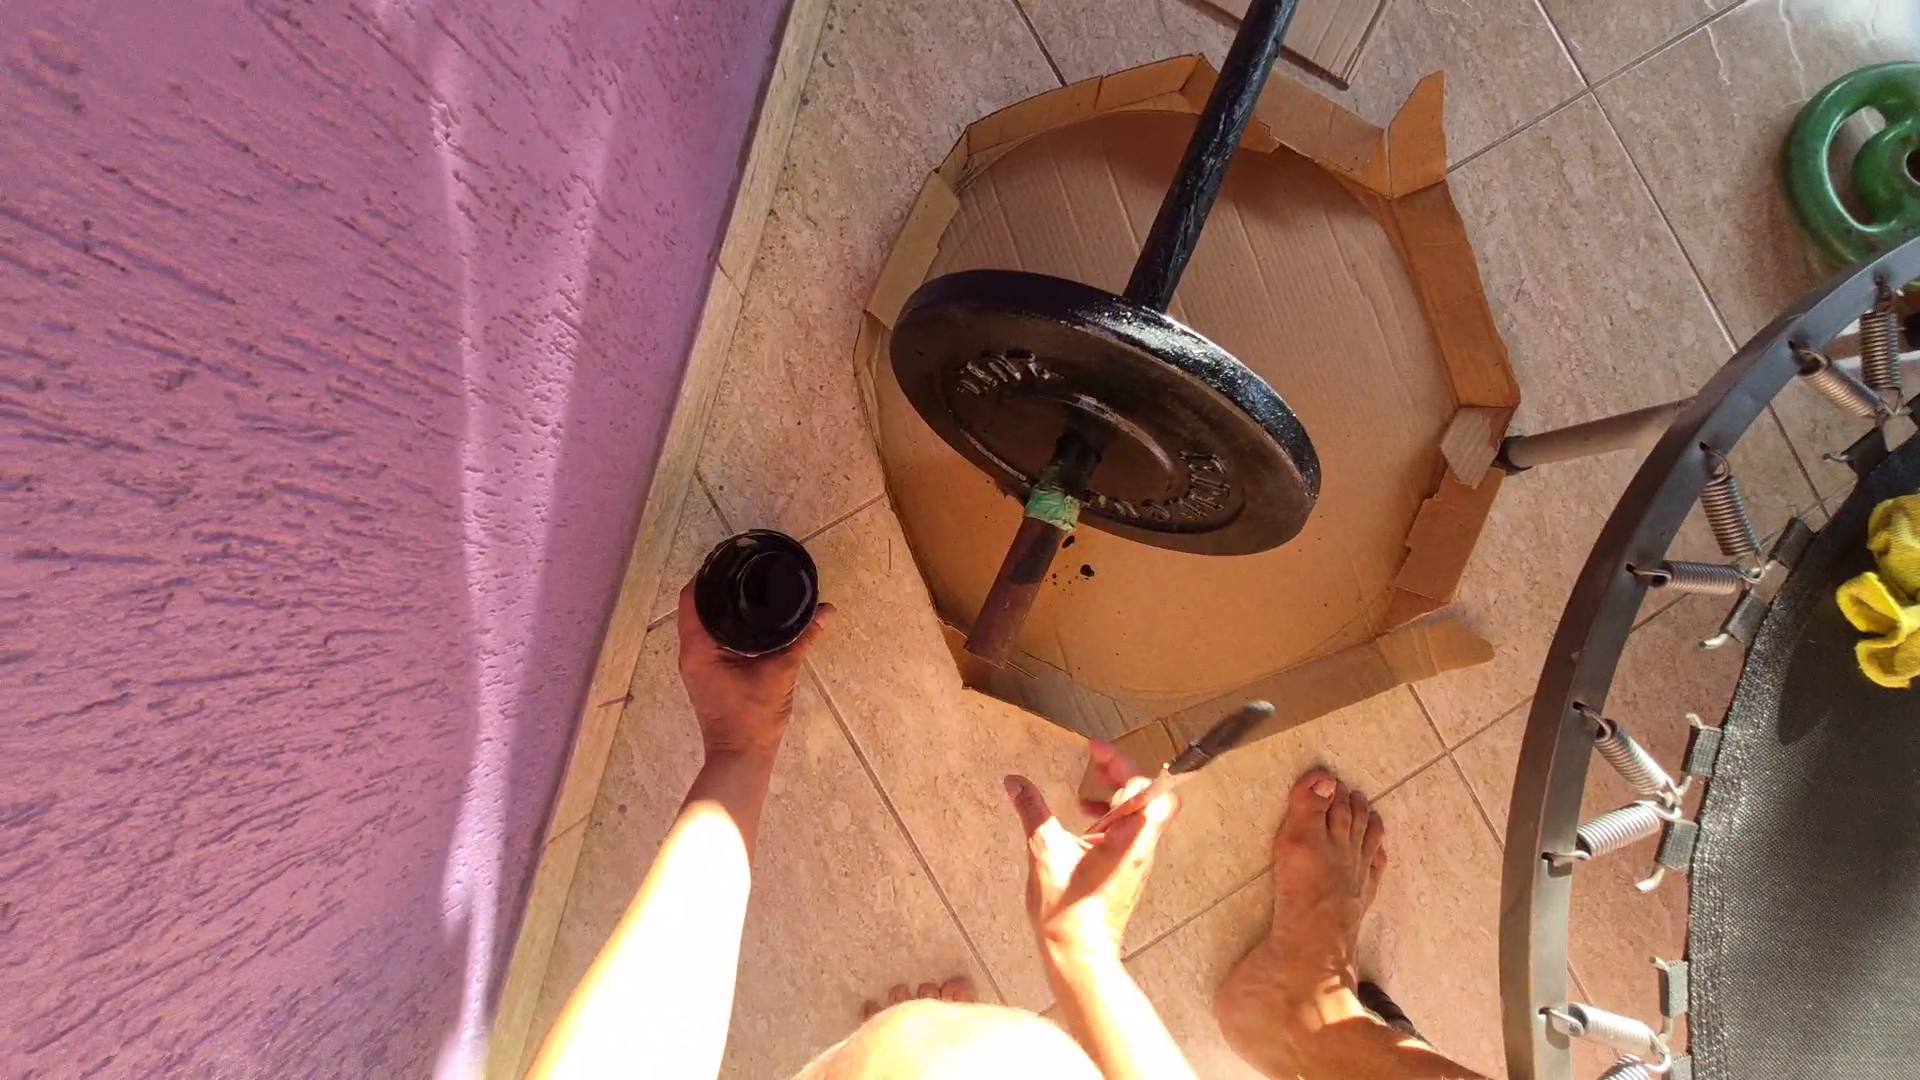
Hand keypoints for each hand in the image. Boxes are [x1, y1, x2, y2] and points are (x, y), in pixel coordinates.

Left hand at [676, 581, 833, 761]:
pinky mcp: (710, 673)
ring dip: (721, 604)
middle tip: (745, 565)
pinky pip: (714, 638)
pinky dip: (728, 623)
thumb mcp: (781, 672)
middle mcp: (692, 653)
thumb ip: (802, 639)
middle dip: (717, 584)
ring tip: (749, 584)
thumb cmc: (753, 715)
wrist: (743, 756)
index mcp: (699, 648)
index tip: (729, 557)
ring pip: (705, 622)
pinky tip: (751, 616)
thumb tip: (827, 612)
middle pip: (696, 606)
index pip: (692, 598)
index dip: (707, 573)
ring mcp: (699, 664)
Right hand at [1004, 741, 1177, 962]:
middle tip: (1093, 762)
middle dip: (1121, 772)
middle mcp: (1141, 845)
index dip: (1124, 762)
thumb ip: (1032, 811)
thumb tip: (1014, 781)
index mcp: (1130, 838)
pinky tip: (1082, 822)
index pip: (1146, 787)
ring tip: (1084, 793)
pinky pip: (1128, 830)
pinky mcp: (1126, 869)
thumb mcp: (1045, 852)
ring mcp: (1136, 859)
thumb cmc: (1067, 909)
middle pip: (1147, 794)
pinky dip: (1109, 816)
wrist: (1079, 957)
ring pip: (1139, 812)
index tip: (1095, 749)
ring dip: (1115, 794)